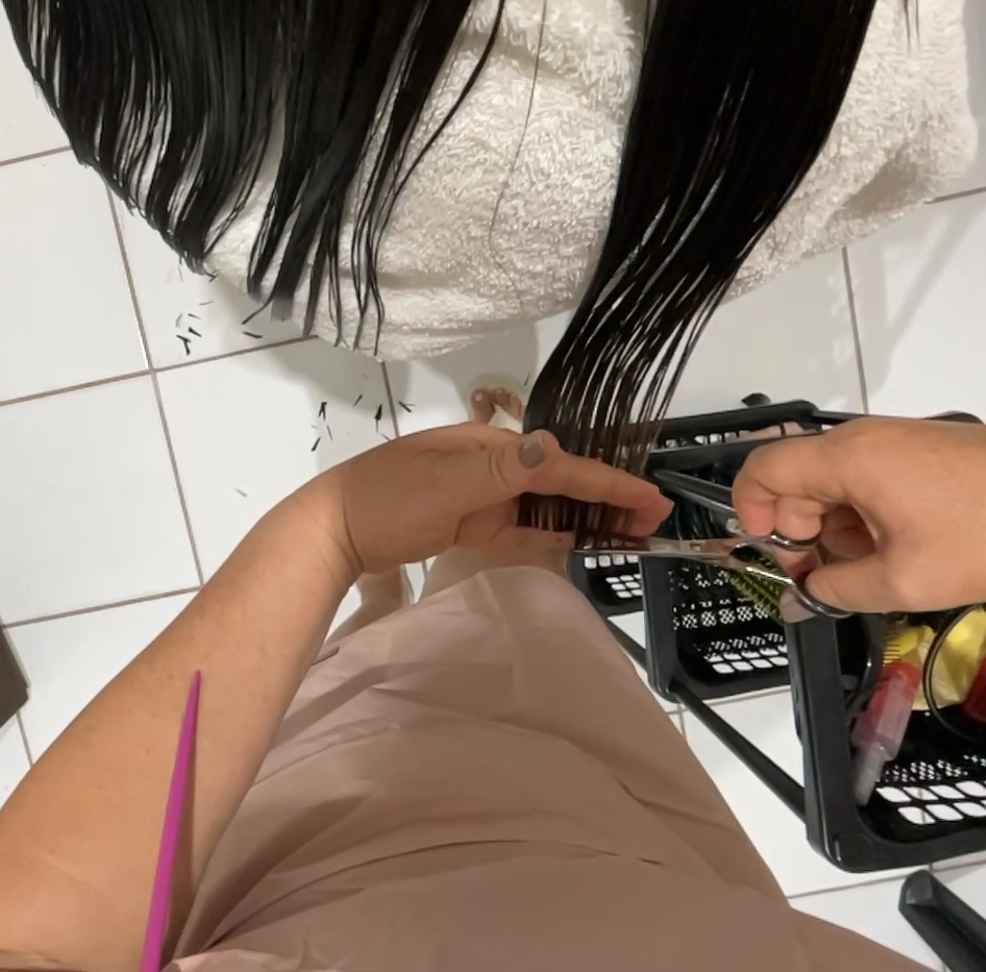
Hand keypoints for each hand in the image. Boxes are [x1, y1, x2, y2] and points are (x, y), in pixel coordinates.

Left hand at [300, 425, 673, 576]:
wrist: (333, 532)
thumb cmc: (386, 502)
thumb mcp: (444, 484)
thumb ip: (500, 470)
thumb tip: (553, 447)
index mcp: (485, 448)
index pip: (557, 464)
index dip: (605, 482)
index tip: (649, 500)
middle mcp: (487, 467)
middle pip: (556, 482)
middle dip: (604, 498)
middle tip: (652, 520)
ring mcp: (477, 497)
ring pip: (542, 505)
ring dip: (583, 516)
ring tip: (629, 532)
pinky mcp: (467, 525)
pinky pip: (519, 527)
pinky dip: (549, 531)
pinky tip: (577, 538)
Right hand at [731, 417, 985, 611]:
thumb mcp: (902, 582)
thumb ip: (835, 589)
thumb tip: (805, 596)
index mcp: (848, 459)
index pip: (762, 469)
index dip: (751, 509)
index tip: (775, 548)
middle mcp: (866, 438)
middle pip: (797, 476)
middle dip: (797, 525)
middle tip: (823, 569)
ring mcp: (901, 438)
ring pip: (834, 478)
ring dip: (835, 521)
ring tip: (874, 561)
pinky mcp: (930, 448)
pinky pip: (871, 474)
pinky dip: (867, 510)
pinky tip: (902, 542)